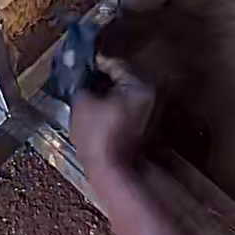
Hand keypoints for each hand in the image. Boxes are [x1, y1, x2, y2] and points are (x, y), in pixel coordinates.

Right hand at [68, 56, 154, 179]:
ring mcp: (156, 106)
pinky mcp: (152, 120)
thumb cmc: (97, 138)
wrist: (114, 172)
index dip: (93, 64)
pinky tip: (102, 109)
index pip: (113, 62)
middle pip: (123, 73)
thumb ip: (82, 80)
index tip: (78, 64)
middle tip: (83, 79)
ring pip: (128, 88)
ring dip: (110, 89)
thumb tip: (80, 71)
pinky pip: (133, 102)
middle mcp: (154, 90)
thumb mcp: (82, 102)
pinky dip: (119, 102)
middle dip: (103, 76)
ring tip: (90, 94)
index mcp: (140, 82)